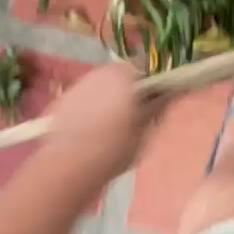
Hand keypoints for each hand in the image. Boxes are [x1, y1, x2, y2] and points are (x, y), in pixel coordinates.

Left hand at [40, 64, 158, 183]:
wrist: (69, 165)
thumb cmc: (113, 150)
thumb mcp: (144, 132)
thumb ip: (157, 108)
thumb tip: (169, 94)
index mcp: (125, 75)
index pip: (144, 68)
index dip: (151, 84)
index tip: (153, 103)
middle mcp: (101, 71)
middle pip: (121, 75)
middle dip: (128, 90)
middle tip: (133, 116)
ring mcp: (80, 83)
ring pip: (101, 85)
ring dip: (108, 97)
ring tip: (110, 126)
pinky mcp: (63, 97)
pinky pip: (84, 96)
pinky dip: (90, 107)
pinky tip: (90, 130)